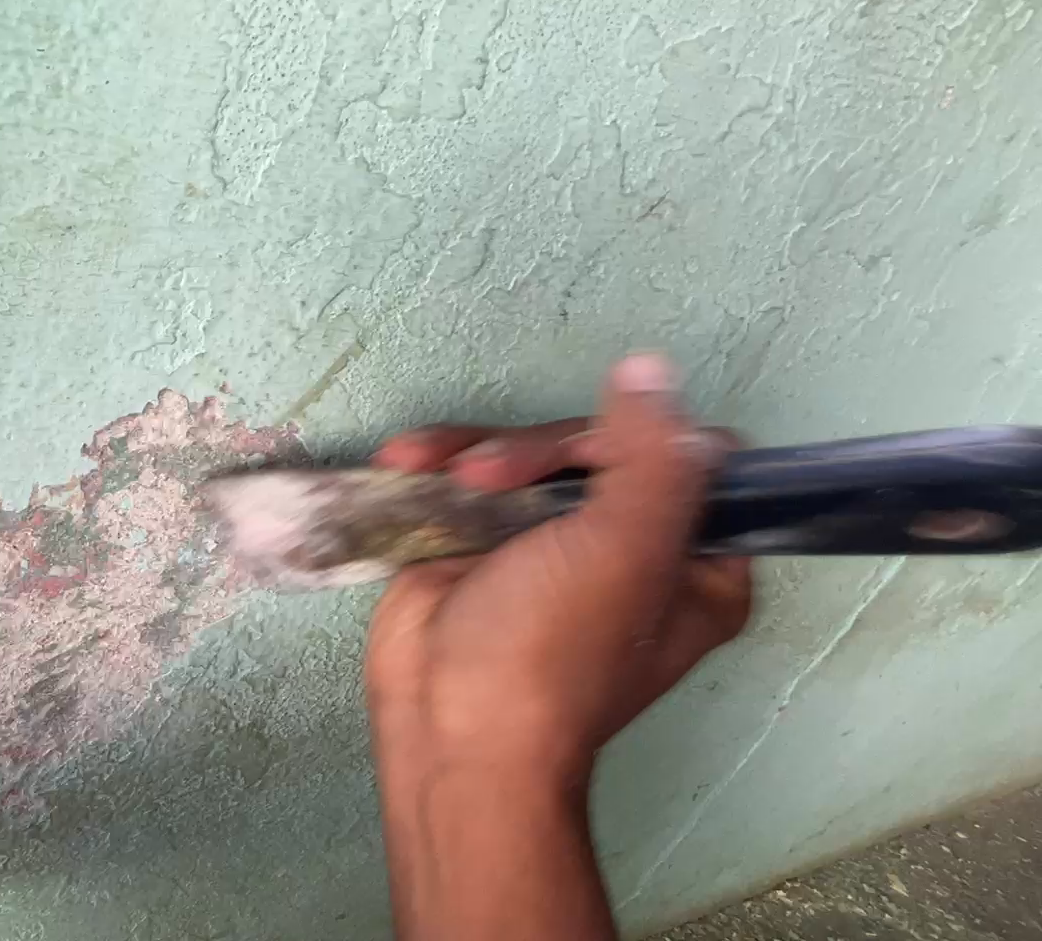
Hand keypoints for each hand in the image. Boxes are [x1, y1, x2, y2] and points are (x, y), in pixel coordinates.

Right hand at [365, 353, 751, 782]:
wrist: (445, 714)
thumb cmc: (547, 647)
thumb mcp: (620, 553)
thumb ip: (649, 459)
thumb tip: (650, 369)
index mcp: (683, 558)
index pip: (675, 460)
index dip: (630, 439)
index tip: (579, 458)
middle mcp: (612, 542)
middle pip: (581, 447)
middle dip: (525, 451)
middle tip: (484, 476)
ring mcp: (532, 540)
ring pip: (510, 456)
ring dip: (462, 450)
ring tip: (420, 467)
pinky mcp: (468, 538)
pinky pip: (457, 477)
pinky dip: (429, 464)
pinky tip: (400, 463)